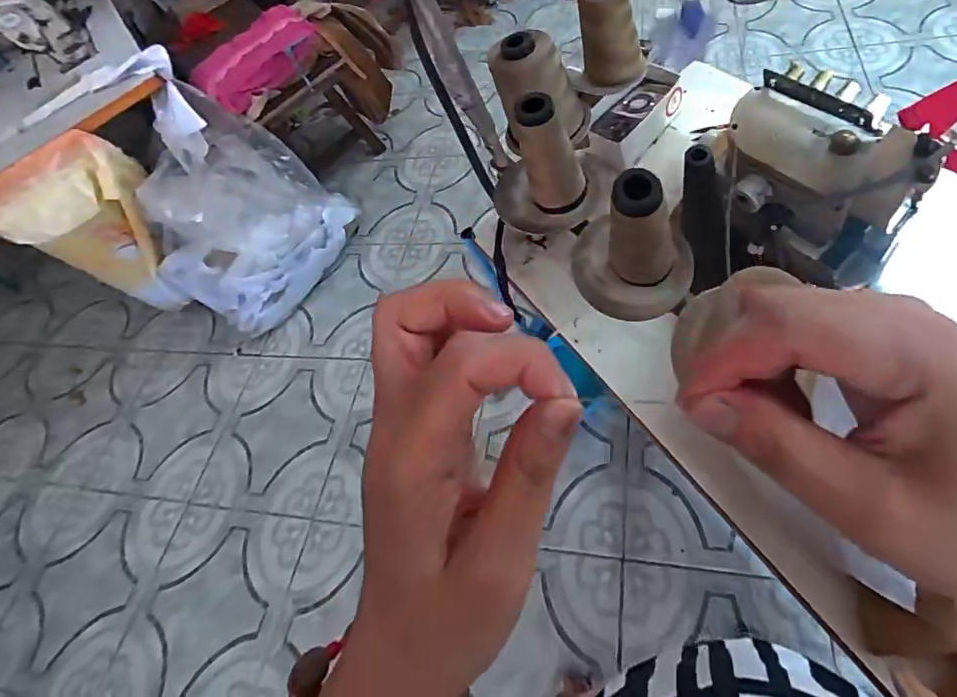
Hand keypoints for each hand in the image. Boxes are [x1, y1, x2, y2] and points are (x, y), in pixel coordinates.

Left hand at [326, 281, 583, 696]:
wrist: (399, 655)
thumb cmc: (448, 620)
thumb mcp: (502, 562)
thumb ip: (530, 473)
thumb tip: (563, 398)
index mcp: (411, 458)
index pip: (458, 364)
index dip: (521, 360)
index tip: (563, 396)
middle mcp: (392, 424)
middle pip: (400, 317)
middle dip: (462, 302)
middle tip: (515, 329)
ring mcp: (395, 421)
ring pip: (405, 324)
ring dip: (460, 312)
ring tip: (512, 340)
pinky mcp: (410, 424)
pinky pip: (424, 351)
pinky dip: (464, 336)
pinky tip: (503, 365)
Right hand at [675, 285, 956, 632]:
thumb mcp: (866, 510)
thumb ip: (780, 449)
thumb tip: (700, 403)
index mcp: (911, 348)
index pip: (789, 323)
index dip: (727, 356)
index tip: (690, 404)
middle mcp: (901, 310)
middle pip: (783, 304)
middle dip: (733, 353)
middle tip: (713, 413)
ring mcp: (895, 313)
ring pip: (789, 307)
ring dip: (753, 354)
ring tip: (749, 412)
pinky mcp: (885, 327)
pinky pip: (808, 322)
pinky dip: (777, 355)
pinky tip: (783, 398)